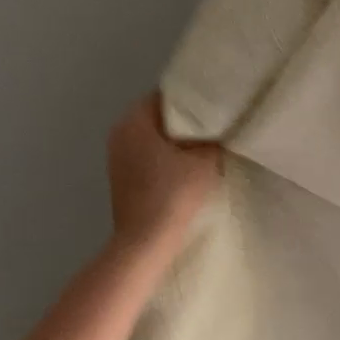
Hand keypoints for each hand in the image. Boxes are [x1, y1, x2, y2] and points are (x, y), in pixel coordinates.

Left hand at [105, 93, 220, 257]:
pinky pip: (147, 154)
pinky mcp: (120, 177)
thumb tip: (222, 128)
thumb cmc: (173, 195)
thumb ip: (214, 138)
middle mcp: (120, 131)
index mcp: (135, 119)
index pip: (167, 95)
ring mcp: (117, 156)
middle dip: (186, 120)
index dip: (194, 99)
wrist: (145, 244)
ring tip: (206, 144)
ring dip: (176, 140)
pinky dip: (165, 156)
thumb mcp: (205, 161)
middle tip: (216, 124)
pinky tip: (187, 166)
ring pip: (153, 137)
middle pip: (158, 115)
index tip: (217, 104)